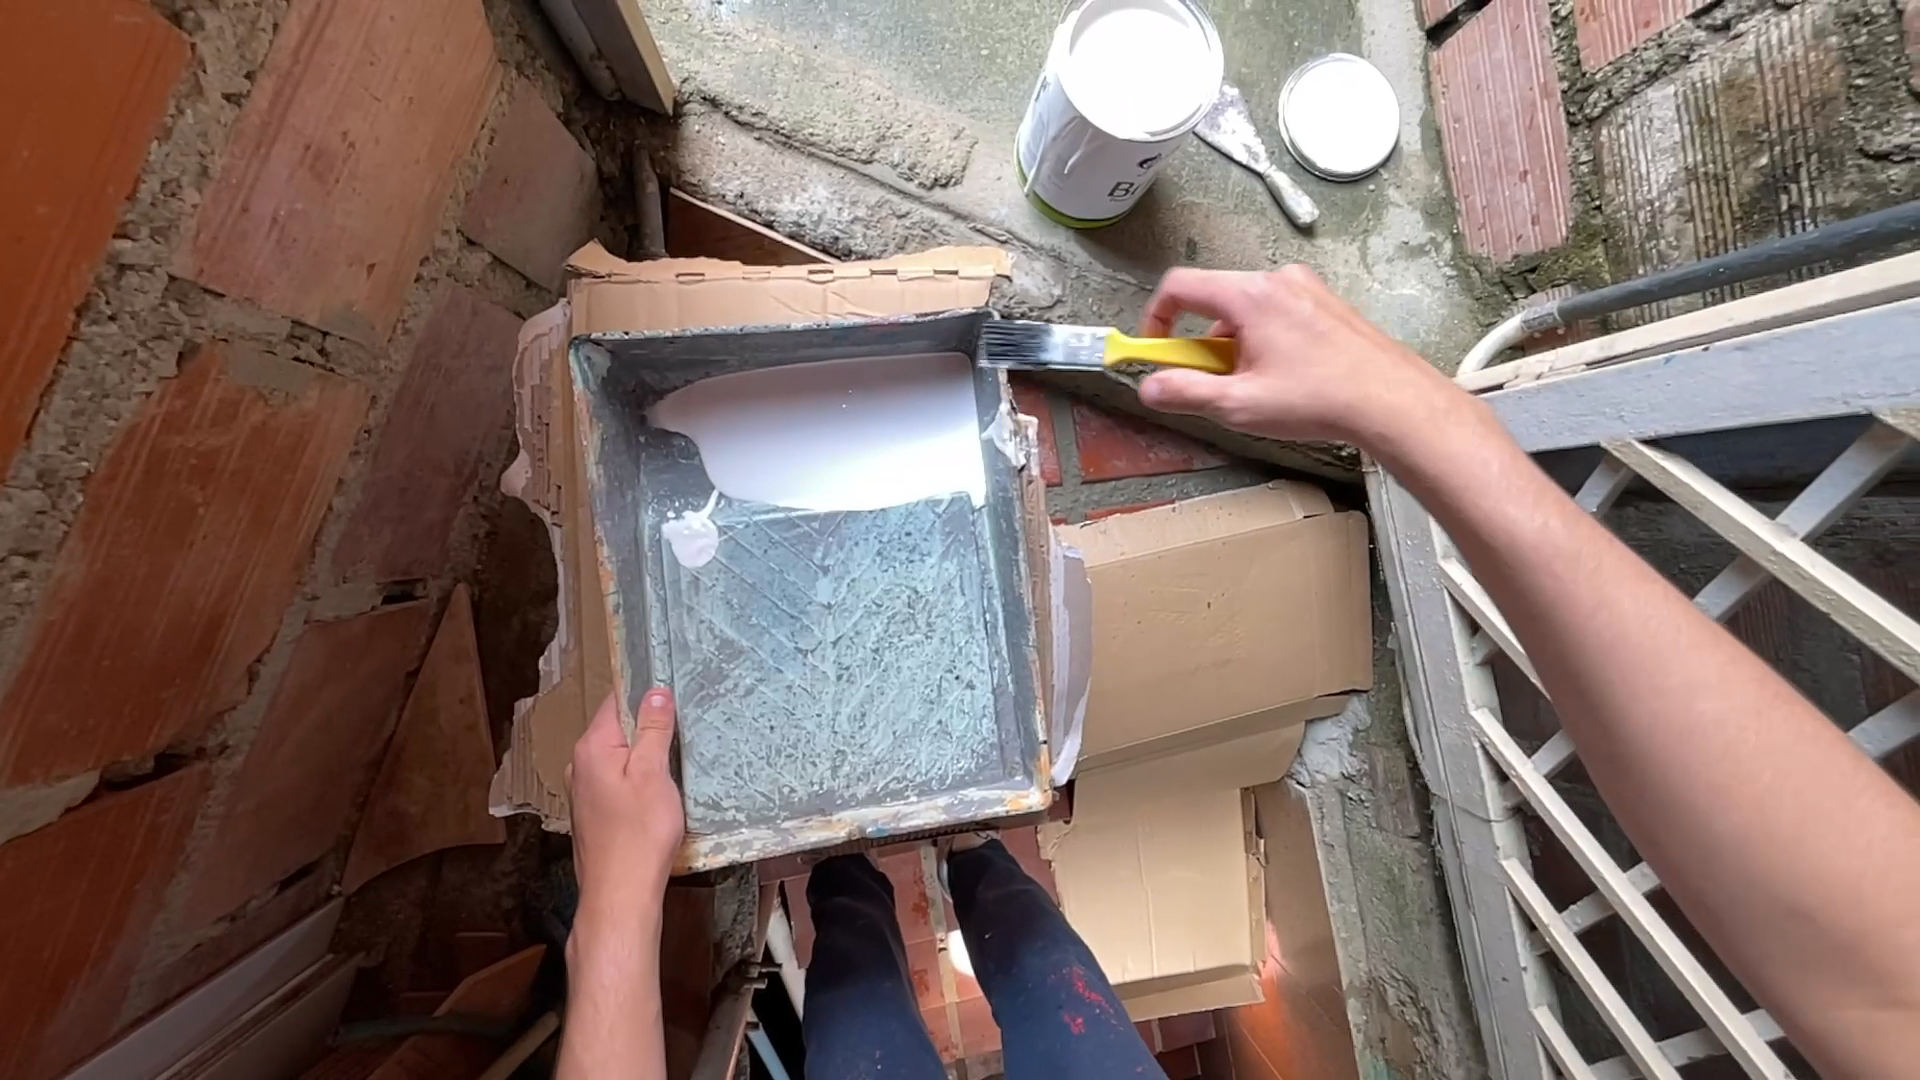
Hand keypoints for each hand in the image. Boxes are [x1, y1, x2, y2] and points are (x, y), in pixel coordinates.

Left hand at [568, 689, 684, 911]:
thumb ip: (653, 729)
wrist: (621, 895)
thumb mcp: (653, 772)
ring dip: (645, 751)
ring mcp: (585, 790)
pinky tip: (660, 785)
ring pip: (620, 754)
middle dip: (648, 723)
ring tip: (676, 751)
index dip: (645, 692)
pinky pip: (619, 777)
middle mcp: (581, 765)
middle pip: (618, 728)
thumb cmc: (640, 831)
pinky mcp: (595, 812)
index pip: (616, 701)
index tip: (675, 689)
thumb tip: (656, 692)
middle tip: (684, 721)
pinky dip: (639, 774)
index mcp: (592, 748)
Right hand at [1135, 265, 1450, 446]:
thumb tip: (1149, 387)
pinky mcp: (1322, 305)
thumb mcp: (1237, 404)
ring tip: (1248, 388)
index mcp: (1250, 296)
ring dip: (1228, 348)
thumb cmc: (1319, 398)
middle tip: (1205, 384)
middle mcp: (1277, 281)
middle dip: (1196, 344)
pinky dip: (1257, 343)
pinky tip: (1276, 379)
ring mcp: (1304, 290)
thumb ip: (1184, 392)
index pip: (1180, 287)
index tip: (1154, 351)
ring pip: (1242, 312)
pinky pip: (1271, 316)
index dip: (1155, 319)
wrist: (1392, 400)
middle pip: (1211, 301)